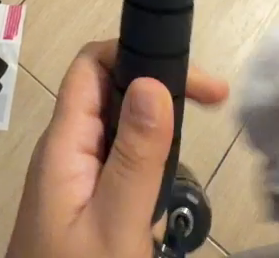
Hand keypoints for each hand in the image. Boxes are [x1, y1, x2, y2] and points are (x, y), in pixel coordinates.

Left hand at [7, 40, 229, 257]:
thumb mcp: (114, 226)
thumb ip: (135, 156)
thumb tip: (152, 79)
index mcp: (64, 145)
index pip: (92, 66)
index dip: (136, 51)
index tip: (191, 74)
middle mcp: (66, 153)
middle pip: (109, 92)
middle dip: (158, 87)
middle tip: (213, 103)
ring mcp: (74, 181)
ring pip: (118, 128)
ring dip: (157, 126)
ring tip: (200, 131)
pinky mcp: (85, 207)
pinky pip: (119, 164)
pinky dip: (149, 161)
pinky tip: (169, 180)